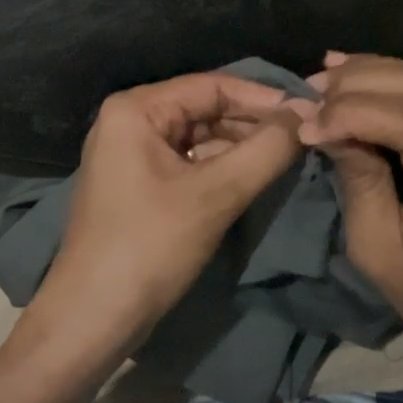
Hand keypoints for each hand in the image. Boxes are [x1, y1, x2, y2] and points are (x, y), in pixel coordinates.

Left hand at [25, 73, 306, 359]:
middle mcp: (129, 121)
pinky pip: (188, 162)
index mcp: (135, 109)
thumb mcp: (215, 196)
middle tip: (306, 134)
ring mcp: (131, 153)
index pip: (210, 86)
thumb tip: (304, 116)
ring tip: (290, 154)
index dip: (262, 97)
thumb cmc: (149, 246)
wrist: (93, 316)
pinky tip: (256, 176)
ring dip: (241, 146)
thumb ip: (264, 151)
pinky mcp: (139, 184)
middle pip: (204, 108)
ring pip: (198, 137)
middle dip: (253, 122)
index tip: (309, 111)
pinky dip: (221, 167)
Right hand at [302, 53, 402, 359]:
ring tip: (328, 77)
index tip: (311, 122)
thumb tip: (326, 121)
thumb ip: (358, 182)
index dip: (361, 113)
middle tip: (315, 90)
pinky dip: (397, 77)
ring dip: (380, 72)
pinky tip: (355, 75)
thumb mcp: (374, 250)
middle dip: (368, 81)